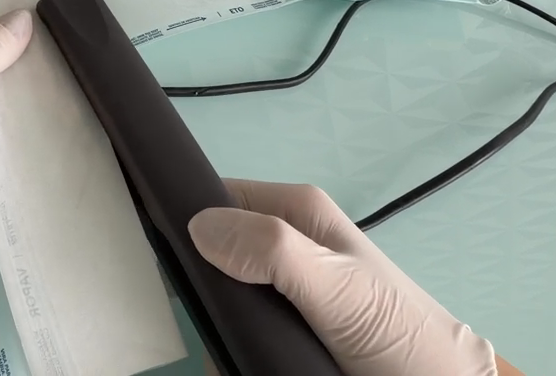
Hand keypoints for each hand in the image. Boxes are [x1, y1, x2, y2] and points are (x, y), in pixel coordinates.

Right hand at [189, 180, 498, 375]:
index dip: (185, 217)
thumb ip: (273, 249)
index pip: (215, 195)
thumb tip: (197, 225)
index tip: (159, 250)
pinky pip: (238, 334)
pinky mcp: (283, 332)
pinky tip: (231, 359)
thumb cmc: (396, 332)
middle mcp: (282, 243)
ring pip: (220, 299)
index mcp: (292, 210)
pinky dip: (230, 349)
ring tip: (220, 348)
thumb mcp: (337, 286)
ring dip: (214, 326)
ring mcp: (282, 292)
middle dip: (199, 287)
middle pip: (212, 252)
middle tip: (196, 316)